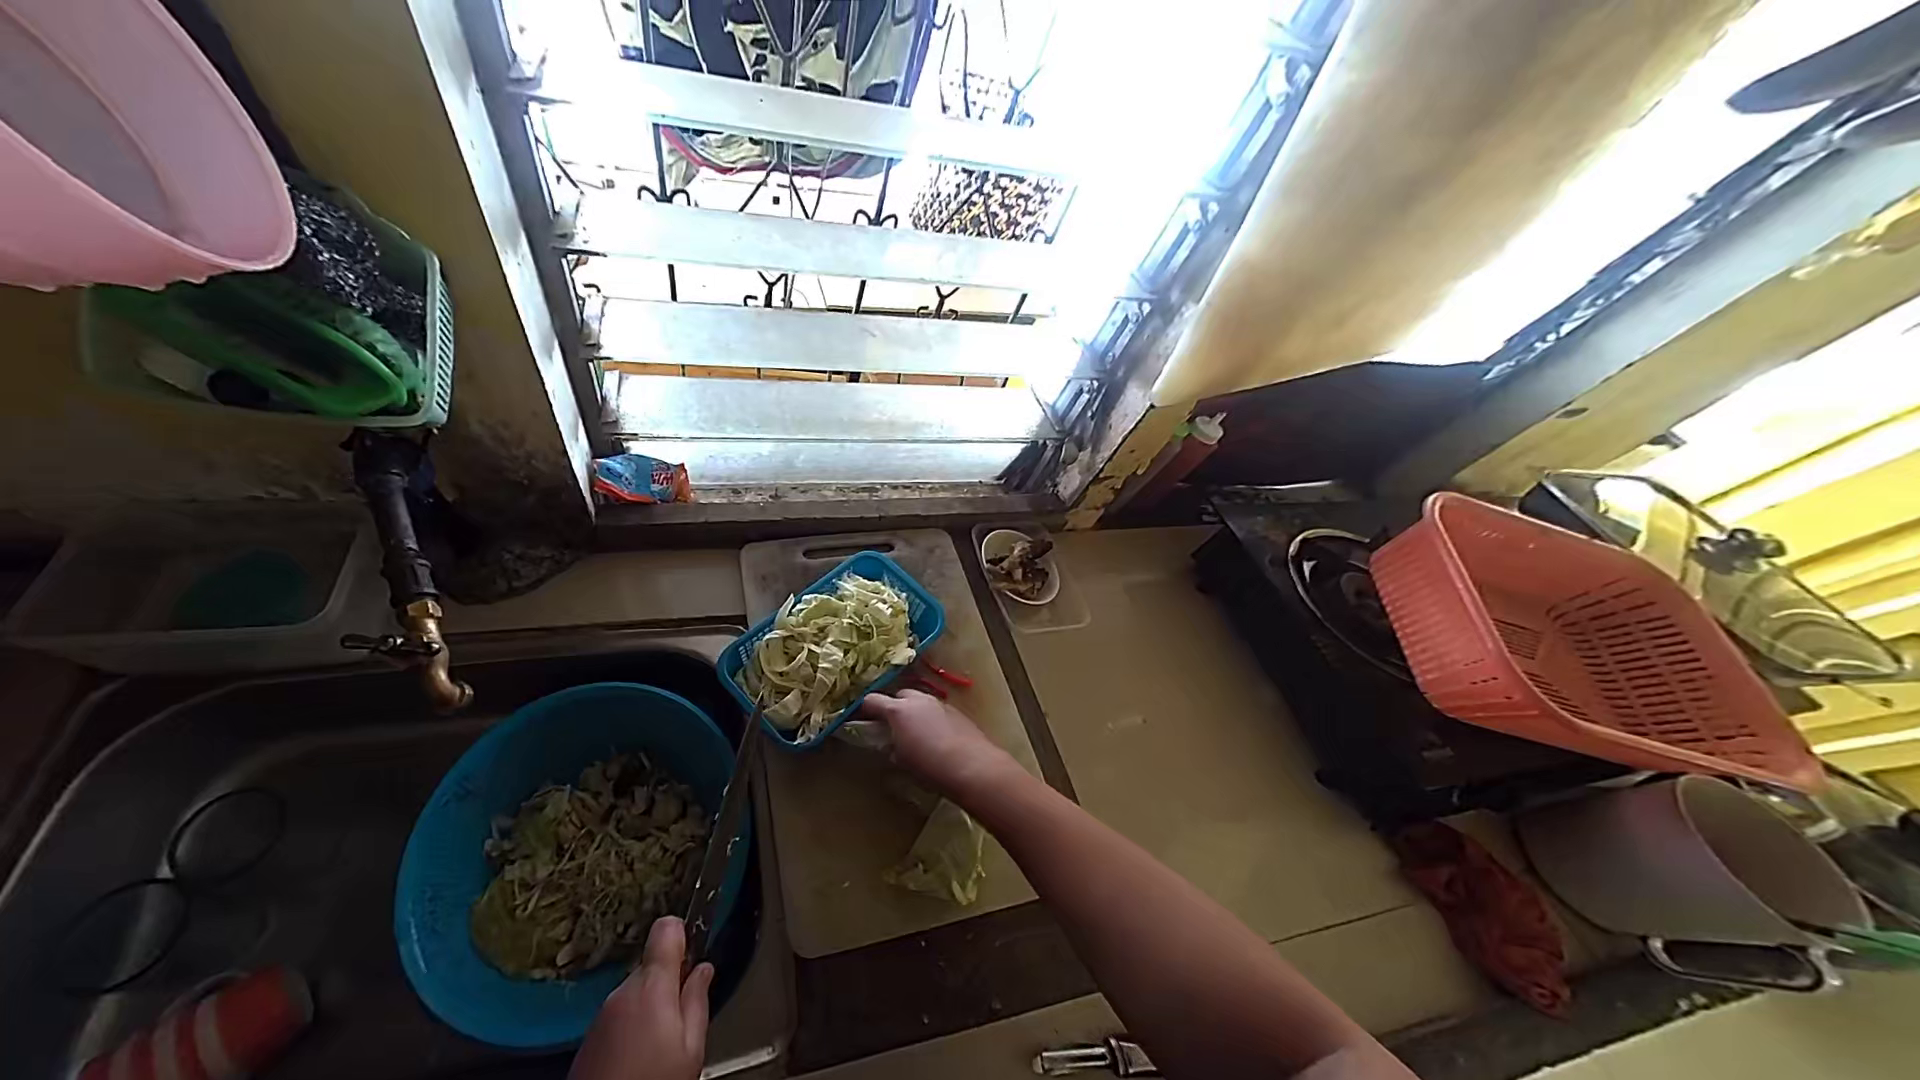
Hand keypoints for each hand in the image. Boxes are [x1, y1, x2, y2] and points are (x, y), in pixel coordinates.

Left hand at [569, 916, 712, 1079]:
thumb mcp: (691, 1048)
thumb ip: (698, 1001)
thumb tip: (704, 971)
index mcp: (651, 987)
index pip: (666, 929)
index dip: (683, 934)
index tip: (693, 954)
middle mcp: (622, 993)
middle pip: (652, 966)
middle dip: (669, 984)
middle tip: (681, 1020)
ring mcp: (602, 1015)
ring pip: (636, 992)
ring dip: (650, 1008)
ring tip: (658, 1047)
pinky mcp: (589, 1038)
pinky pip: (619, 1015)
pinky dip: (631, 1027)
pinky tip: (638, 1059)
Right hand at [856, 689, 1019, 800]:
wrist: (972, 766)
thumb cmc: (930, 767)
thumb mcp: (902, 760)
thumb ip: (891, 746)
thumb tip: (890, 744)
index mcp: (898, 710)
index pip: (872, 700)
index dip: (864, 709)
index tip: (860, 718)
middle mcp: (918, 700)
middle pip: (899, 695)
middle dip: (893, 706)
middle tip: (890, 727)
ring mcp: (939, 703)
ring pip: (920, 701)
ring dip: (913, 711)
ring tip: (915, 732)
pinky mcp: (956, 712)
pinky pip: (936, 710)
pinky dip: (931, 718)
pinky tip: (936, 737)